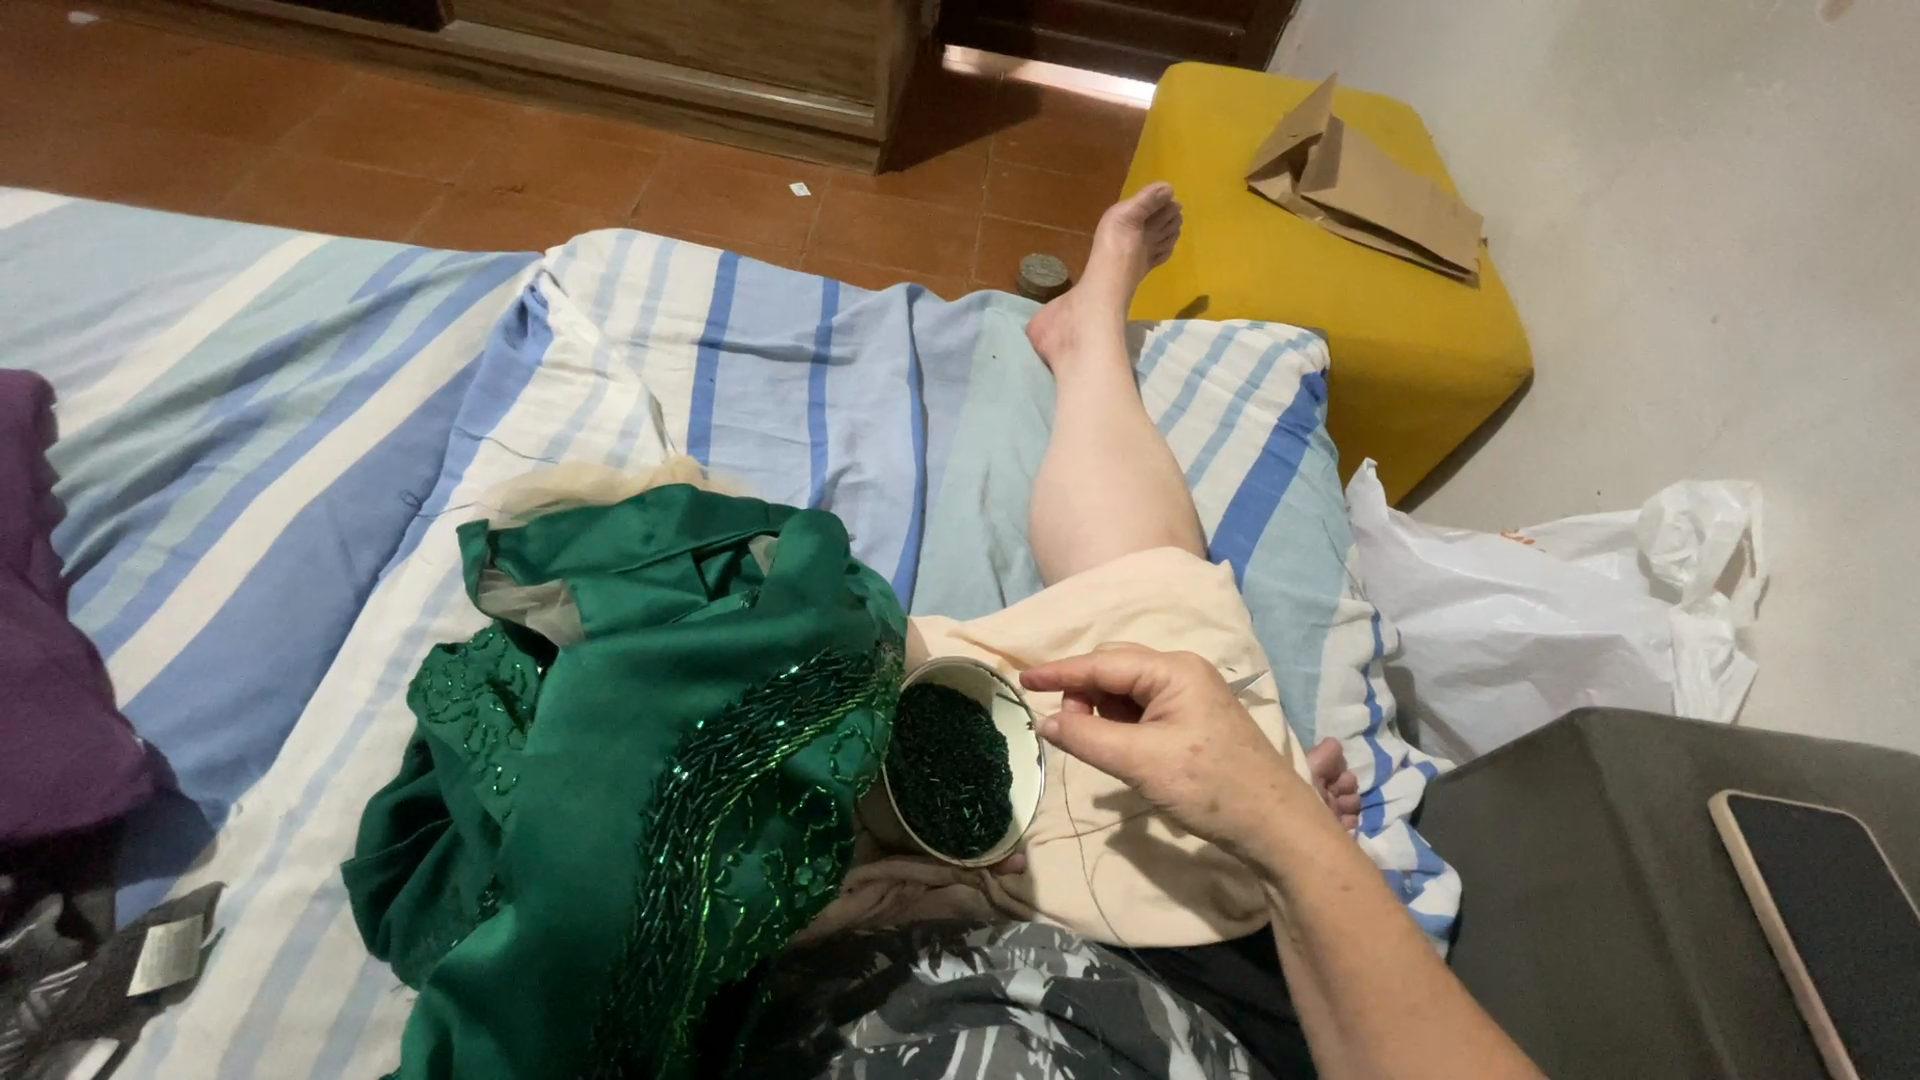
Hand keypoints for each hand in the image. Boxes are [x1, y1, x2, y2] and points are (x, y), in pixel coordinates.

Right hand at [1020, 643, 1315, 858]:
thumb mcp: (1140, 763)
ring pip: (1127, 689)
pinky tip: (1120, 747)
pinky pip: (1143, 707)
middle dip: (1083, 692)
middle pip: (1114, 668)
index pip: (1101, 663)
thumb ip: (1086, 737)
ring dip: (1103, 709)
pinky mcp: (1193, 717)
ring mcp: (1190, 694)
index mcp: (1172, 670)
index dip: (1059, 672)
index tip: (1021, 680)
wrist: (1275, 826)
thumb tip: (1045, 722)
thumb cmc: (1209, 787)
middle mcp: (1181, 671)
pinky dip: (1122, 722)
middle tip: (1066, 727)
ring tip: (1097, 743)